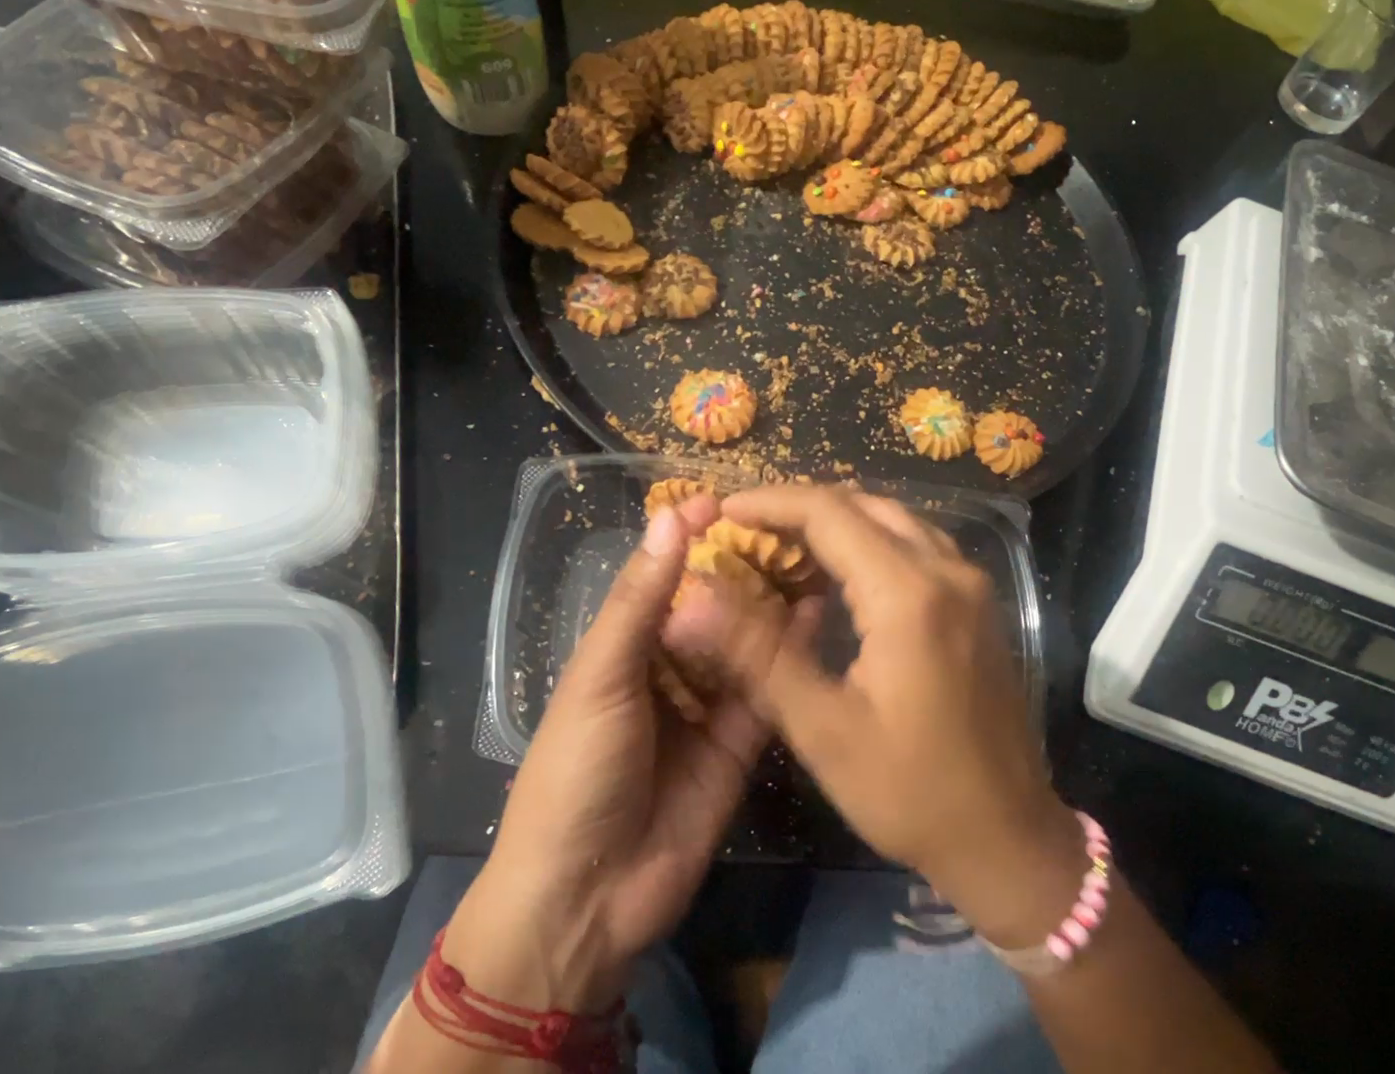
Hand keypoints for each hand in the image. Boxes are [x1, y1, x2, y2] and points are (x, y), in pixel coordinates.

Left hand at [447, 495, 812, 1010]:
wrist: (590, 895)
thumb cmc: (577, 773)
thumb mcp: (600, 679)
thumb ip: (641, 603)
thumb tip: (671, 518)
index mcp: (618, 651)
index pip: (660, 582)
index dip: (690, 542)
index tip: (730, 498)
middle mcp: (664, 673)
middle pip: (709, 611)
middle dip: (742, 570)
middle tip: (790, 522)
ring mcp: (706, 709)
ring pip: (743, 646)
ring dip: (770, 606)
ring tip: (813, 556)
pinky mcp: (741, 745)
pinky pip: (767, 691)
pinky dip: (788, 656)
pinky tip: (817, 615)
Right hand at [664, 487, 1084, 947]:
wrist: (1006, 836)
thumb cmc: (909, 791)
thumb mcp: (823, 728)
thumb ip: (758, 653)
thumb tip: (692, 597)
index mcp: (909, 595)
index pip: (831, 513)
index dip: (771, 502)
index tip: (722, 509)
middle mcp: (949, 573)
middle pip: (867, 507)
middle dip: (803, 507)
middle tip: (747, 528)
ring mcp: (973, 589)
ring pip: (898, 523)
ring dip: (841, 522)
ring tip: (784, 545)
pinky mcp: (981, 609)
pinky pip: (921, 549)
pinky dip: (875, 544)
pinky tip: (842, 576)